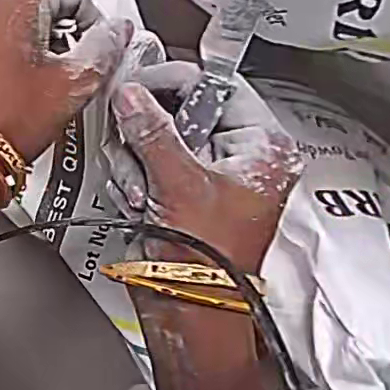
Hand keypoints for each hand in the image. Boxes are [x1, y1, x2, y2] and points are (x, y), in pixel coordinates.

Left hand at [0, 0, 132, 158]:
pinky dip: (4, 57)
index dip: (94, 26)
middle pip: (41, 5)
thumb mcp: (70, 84)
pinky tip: (12, 87)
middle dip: (61, 36)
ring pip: (12, 22)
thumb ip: (104, 49)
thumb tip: (116, 33)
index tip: (100, 50)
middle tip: (72, 70)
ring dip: (33, 46)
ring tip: (42, 84)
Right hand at [108, 62, 300, 268]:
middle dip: (147, 136)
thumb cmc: (209, 262)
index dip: (177, 81)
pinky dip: (131, 180)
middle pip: (178, 111)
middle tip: (136, 149)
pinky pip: (141, 163)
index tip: (140, 83)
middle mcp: (232, 156)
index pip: (219, 86)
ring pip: (152, 138)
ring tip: (143, 192)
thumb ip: (153, 132)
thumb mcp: (181, 184)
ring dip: (135, 163)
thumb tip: (132, 95)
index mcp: (258, 147)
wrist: (187, 309)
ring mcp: (199, 174)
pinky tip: (138, 202)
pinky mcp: (173, 190)